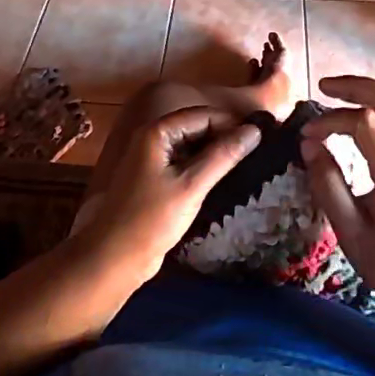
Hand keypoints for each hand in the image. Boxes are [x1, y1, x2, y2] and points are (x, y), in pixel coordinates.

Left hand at [72, 107, 260, 277]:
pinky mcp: (156, 180)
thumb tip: (255, 130)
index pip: (204, 114)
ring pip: (194, 146)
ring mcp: (153, 160)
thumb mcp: (191, 186)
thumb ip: (223, 155)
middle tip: (259, 150)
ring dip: (217, 152)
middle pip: (198, 126)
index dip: (233, 123)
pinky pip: (187, 163)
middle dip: (226, 136)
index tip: (262, 136)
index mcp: (157, 132)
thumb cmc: (150, 220)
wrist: (112, 260)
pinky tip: (226, 178)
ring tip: (249, 162)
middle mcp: (153, 139)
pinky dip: (205, 167)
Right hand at [299, 77, 374, 306]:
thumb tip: (309, 145)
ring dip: (370, 92)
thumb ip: (328, 185)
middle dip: (356, 87)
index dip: (332, 121)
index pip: (366, 123)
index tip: (307, 136)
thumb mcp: (349, 231)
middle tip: (323, 87)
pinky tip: (360, 112)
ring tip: (338, 93)